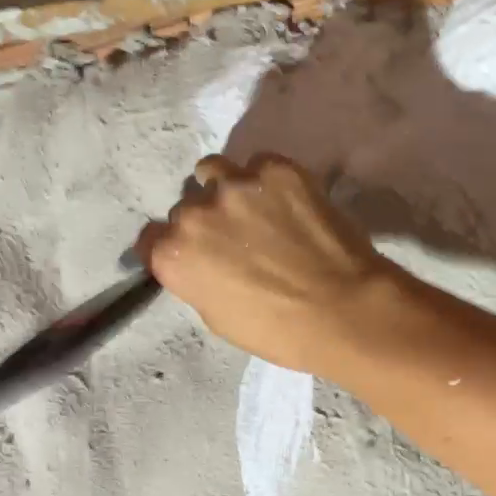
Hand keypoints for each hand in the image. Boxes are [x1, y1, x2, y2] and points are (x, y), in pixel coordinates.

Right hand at [137, 154, 398, 375]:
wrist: (345, 309)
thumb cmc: (278, 330)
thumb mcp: (217, 317)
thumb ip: (196, 279)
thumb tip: (200, 262)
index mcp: (174, 254)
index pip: (151, 237)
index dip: (171, 247)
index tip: (192, 255)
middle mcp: (195, 212)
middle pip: (187, 206)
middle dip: (204, 221)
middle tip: (235, 239)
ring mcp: (237, 184)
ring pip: (215, 172)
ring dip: (226, 189)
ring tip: (254, 209)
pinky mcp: (277, 169)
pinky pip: (259, 165)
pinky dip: (268, 182)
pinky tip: (289, 203)